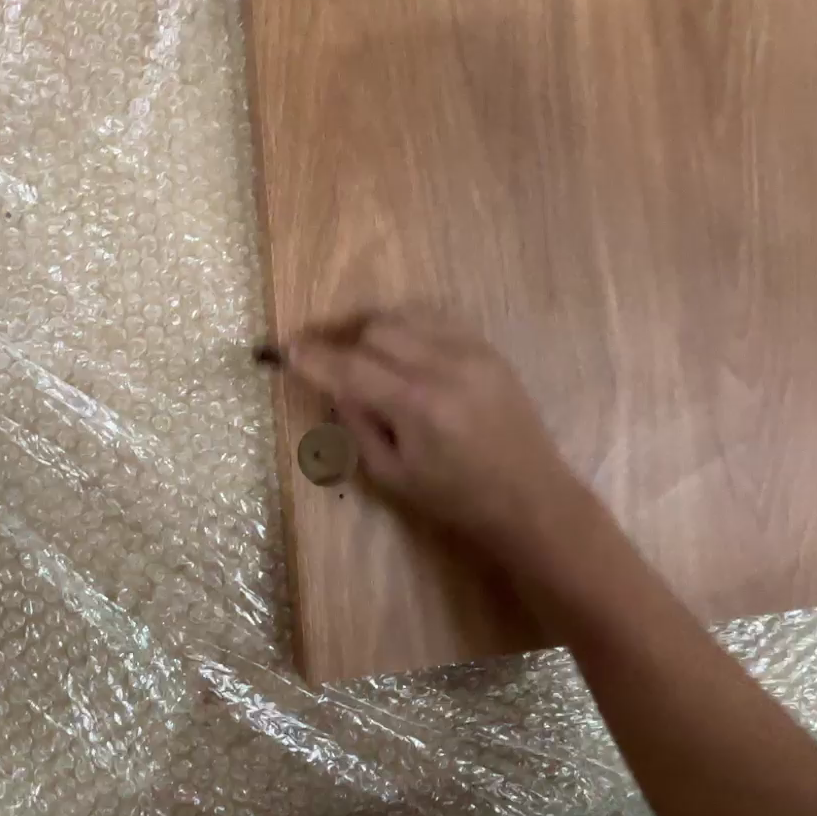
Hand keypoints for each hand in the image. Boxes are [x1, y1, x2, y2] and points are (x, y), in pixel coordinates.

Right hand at [284, 312, 595, 565]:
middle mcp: (446, 367)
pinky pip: (433, 319)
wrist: (532, 499)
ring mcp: (472, 351)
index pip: (351, 368)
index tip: (284, 349)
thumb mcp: (391, 475)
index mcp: (419, 407)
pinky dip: (406, 329)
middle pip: (375, 329)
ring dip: (373, 331)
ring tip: (361, 356)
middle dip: (342, 342)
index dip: (313, 357)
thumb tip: (333, 385)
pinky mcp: (487, 348)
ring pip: (403, 316)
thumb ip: (356, 424)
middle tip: (324, 361)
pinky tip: (398, 352)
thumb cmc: (456, 500)